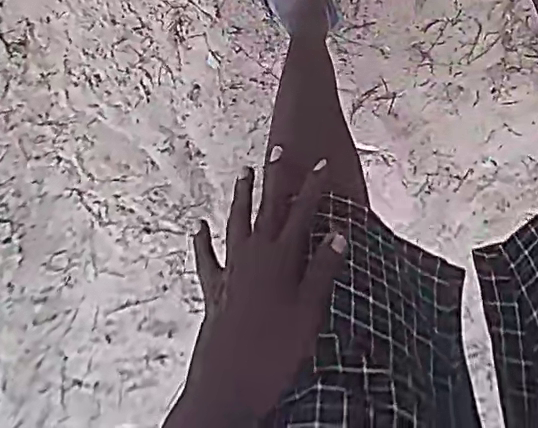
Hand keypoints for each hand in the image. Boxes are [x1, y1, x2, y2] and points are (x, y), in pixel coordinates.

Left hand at [167, 159, 346, 426]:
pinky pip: (207, 258)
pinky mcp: (214, 289)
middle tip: (276, 148)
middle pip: (267, 207)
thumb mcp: (308, 314)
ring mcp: (231, 270)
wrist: (225, 389)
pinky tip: (199, 227)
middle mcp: (254, 255)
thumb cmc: (273, 353)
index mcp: (280, 259)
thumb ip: (322, 271)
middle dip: (274, 177)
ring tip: (243, 171)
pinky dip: (202, 241)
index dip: (312, 186)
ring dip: (241, 196)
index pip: (301, 213)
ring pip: (237, 222)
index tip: (321, 162)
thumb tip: (338, 234)